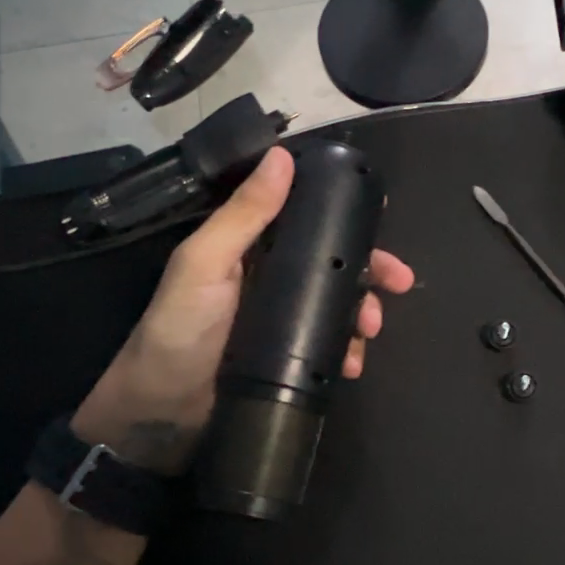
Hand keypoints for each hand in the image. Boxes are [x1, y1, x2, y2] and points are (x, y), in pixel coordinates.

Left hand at [71, 147, 414, 473]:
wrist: (164, 408)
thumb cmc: (180, 327)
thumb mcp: (206, 263)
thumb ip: (244, 214)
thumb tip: (283, 156)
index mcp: (250, 247)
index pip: (306, 220)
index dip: (344, 217)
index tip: (380, 217)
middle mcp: (271, 278)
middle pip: (333, 264)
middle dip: (370, 272)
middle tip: (400, 283)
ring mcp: (283, 320)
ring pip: (338, 306)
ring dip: (363, 314)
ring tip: (368, 332)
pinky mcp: (290, 357)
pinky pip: (330, 346)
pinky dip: (348, 351)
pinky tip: (353, 363)